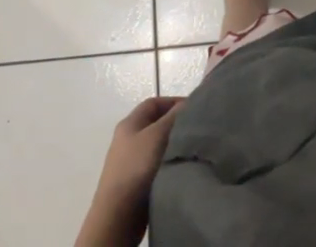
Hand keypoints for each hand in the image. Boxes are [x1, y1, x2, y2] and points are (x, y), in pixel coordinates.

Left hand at [76, 96, 185, 246]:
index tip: (195, 108)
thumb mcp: (156, 135)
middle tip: (197, 128)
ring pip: (157, 145)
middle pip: (155, 123)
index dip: (174, 102)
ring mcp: (130, 161)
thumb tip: (188, 103)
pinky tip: (181, 167)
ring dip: (173, 145)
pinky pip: (156, 164)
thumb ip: (173, 117)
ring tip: (192, 148)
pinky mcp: (136, 181)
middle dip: (176, 124)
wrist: (118, 214)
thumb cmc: (136, 167)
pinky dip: (169, 162)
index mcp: (129, 124)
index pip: (154, 103)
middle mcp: (128, 139)